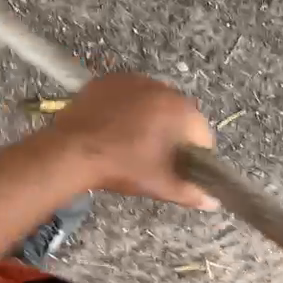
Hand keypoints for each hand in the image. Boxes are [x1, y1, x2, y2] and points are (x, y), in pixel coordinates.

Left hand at [47, 73, 218, 209]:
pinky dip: (124, 106)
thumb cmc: (120, 166)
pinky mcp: (105, 81)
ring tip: (131, 140)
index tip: (180, 166)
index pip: (201, 133)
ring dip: (148, 117)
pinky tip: (114, 125)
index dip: (194, 153)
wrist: (70, 152)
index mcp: (180, 109)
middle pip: (176, 113)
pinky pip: (125, 94)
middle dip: (171, 132)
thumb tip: (212, 201)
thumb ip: (191, 192)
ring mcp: (130, 80)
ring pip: (150, 101)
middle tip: (154, 154)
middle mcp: (159, 87)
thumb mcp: (160, 184)